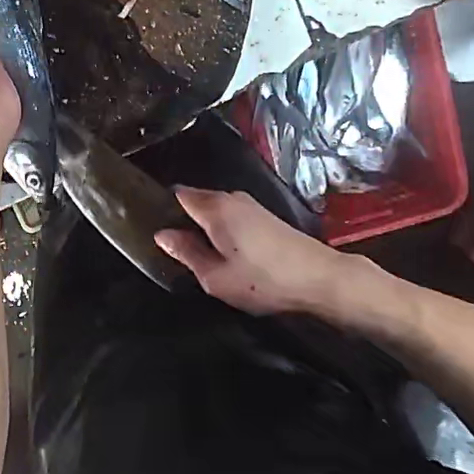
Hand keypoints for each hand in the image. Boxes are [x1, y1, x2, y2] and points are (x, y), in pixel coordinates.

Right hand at [154, 187, 347, 315]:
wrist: (319, 278)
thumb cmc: (263, 280)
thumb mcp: (215, 276)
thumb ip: (186, 252)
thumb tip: (162, 234)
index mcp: (214, 208)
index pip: (177, 194)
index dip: (163, 208)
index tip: (154, 229)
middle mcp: (231, 197)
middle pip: (196, 201)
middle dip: (183, 220)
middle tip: (175, 251)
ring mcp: (250, 205)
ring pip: (214, 210)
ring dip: (204, 227)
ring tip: (199, 255)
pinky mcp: (265, 216)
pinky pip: (230, 216)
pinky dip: (222, 229)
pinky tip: (225, 254)